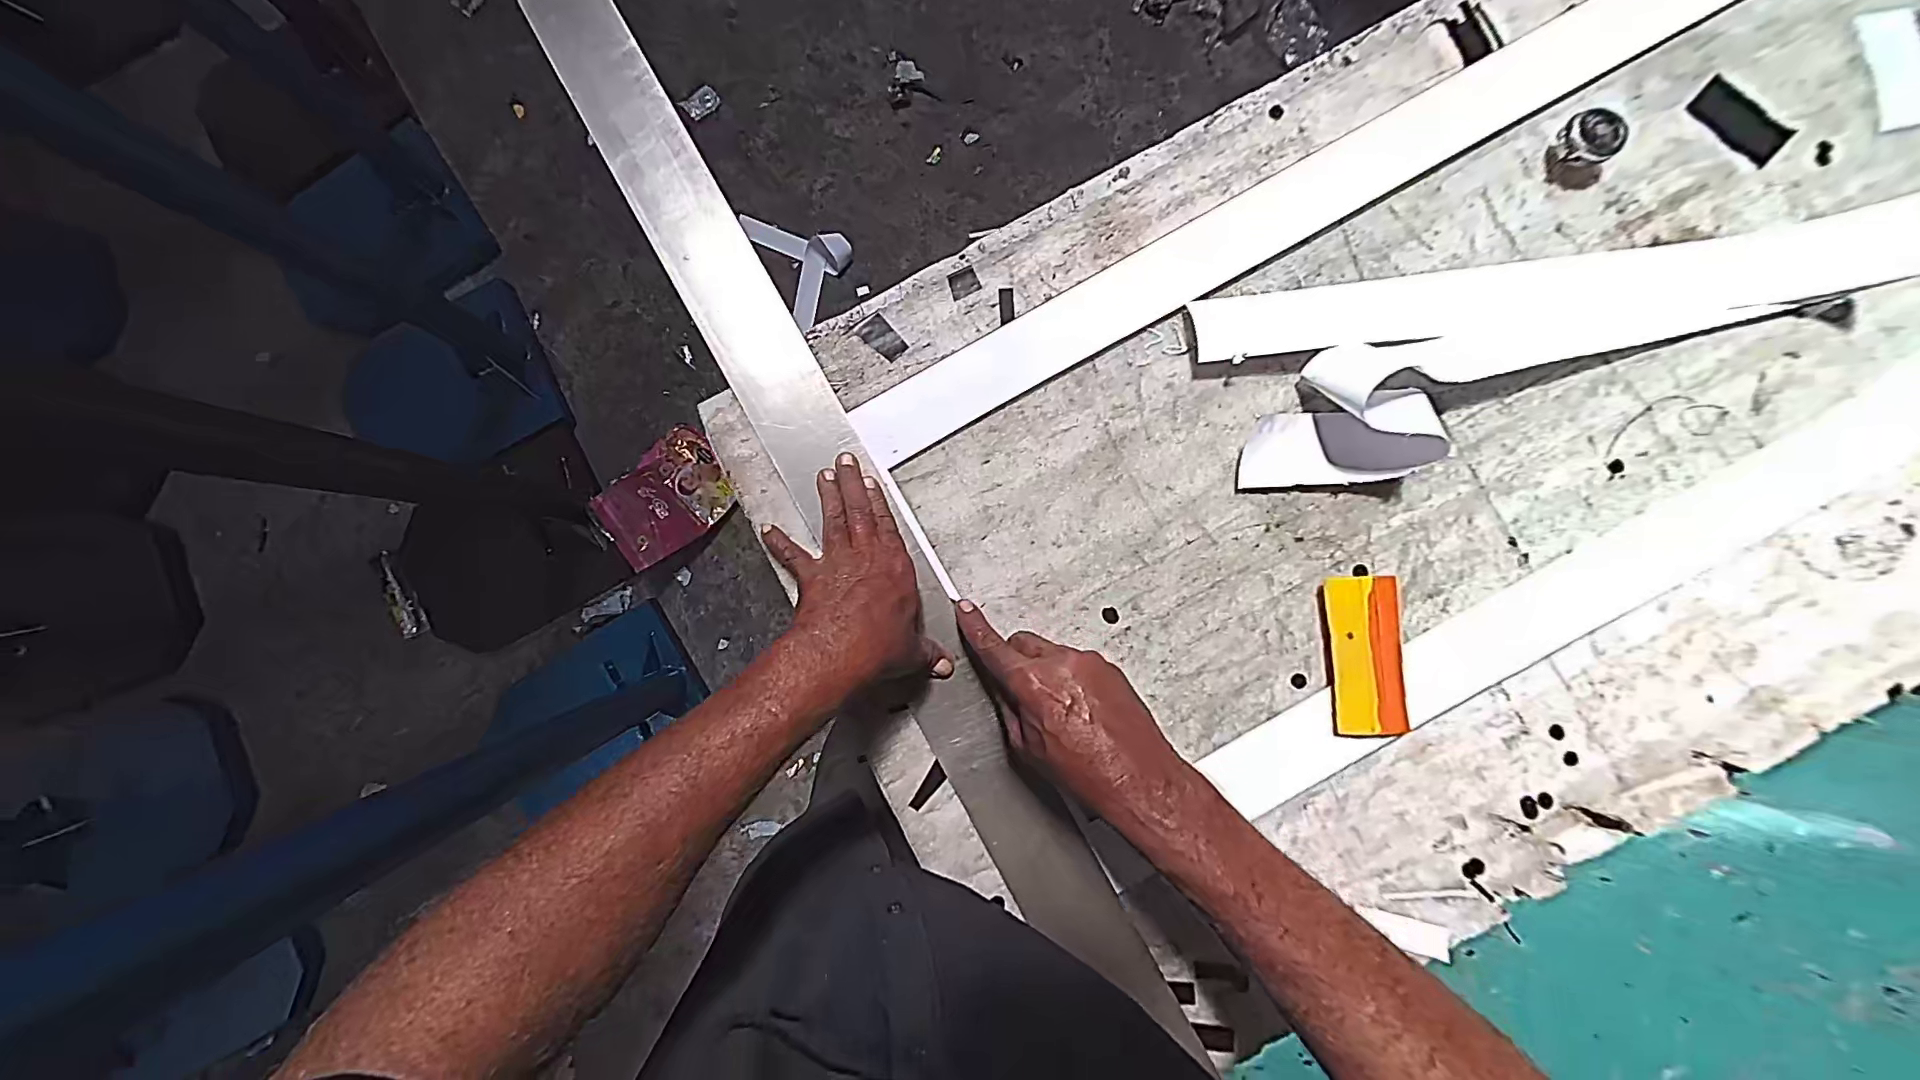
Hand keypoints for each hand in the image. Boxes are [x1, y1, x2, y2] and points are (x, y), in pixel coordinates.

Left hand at [762, 454, 952, 706]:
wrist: (840, 653)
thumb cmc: (877, 647)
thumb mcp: (911, 652)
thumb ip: (926, 654)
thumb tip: (941, 664)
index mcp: (895, 567)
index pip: (888, 525)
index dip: (880, 502)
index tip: (873, 483)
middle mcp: (866, 557)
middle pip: (859, 510)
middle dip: (853, 483)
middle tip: (846, 462)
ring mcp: (838, 563)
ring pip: (833, 520)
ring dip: (827, 497)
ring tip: (824, 476)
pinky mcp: (813, 577)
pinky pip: (794, 555)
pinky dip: (780, 542)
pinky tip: (770, 530)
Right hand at [954, 601, 1197, 832]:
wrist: (1139, 779)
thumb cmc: (1090, 773)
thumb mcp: (1028, 748)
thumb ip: (1008, 709)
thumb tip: (1001, 691)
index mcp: (1033, 683)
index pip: (993, 646)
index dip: (974, 626)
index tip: (965, 611)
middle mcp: (1062, 664)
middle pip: (1023, 643)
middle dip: (1015, 661)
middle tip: (1019, 691)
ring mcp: (1089, 663)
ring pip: (1052, 653)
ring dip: (1047, 673)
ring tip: (1060, 714)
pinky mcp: (1109, 668)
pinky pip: (1078, 664)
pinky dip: (1071, 680)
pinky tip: (1080, 712)